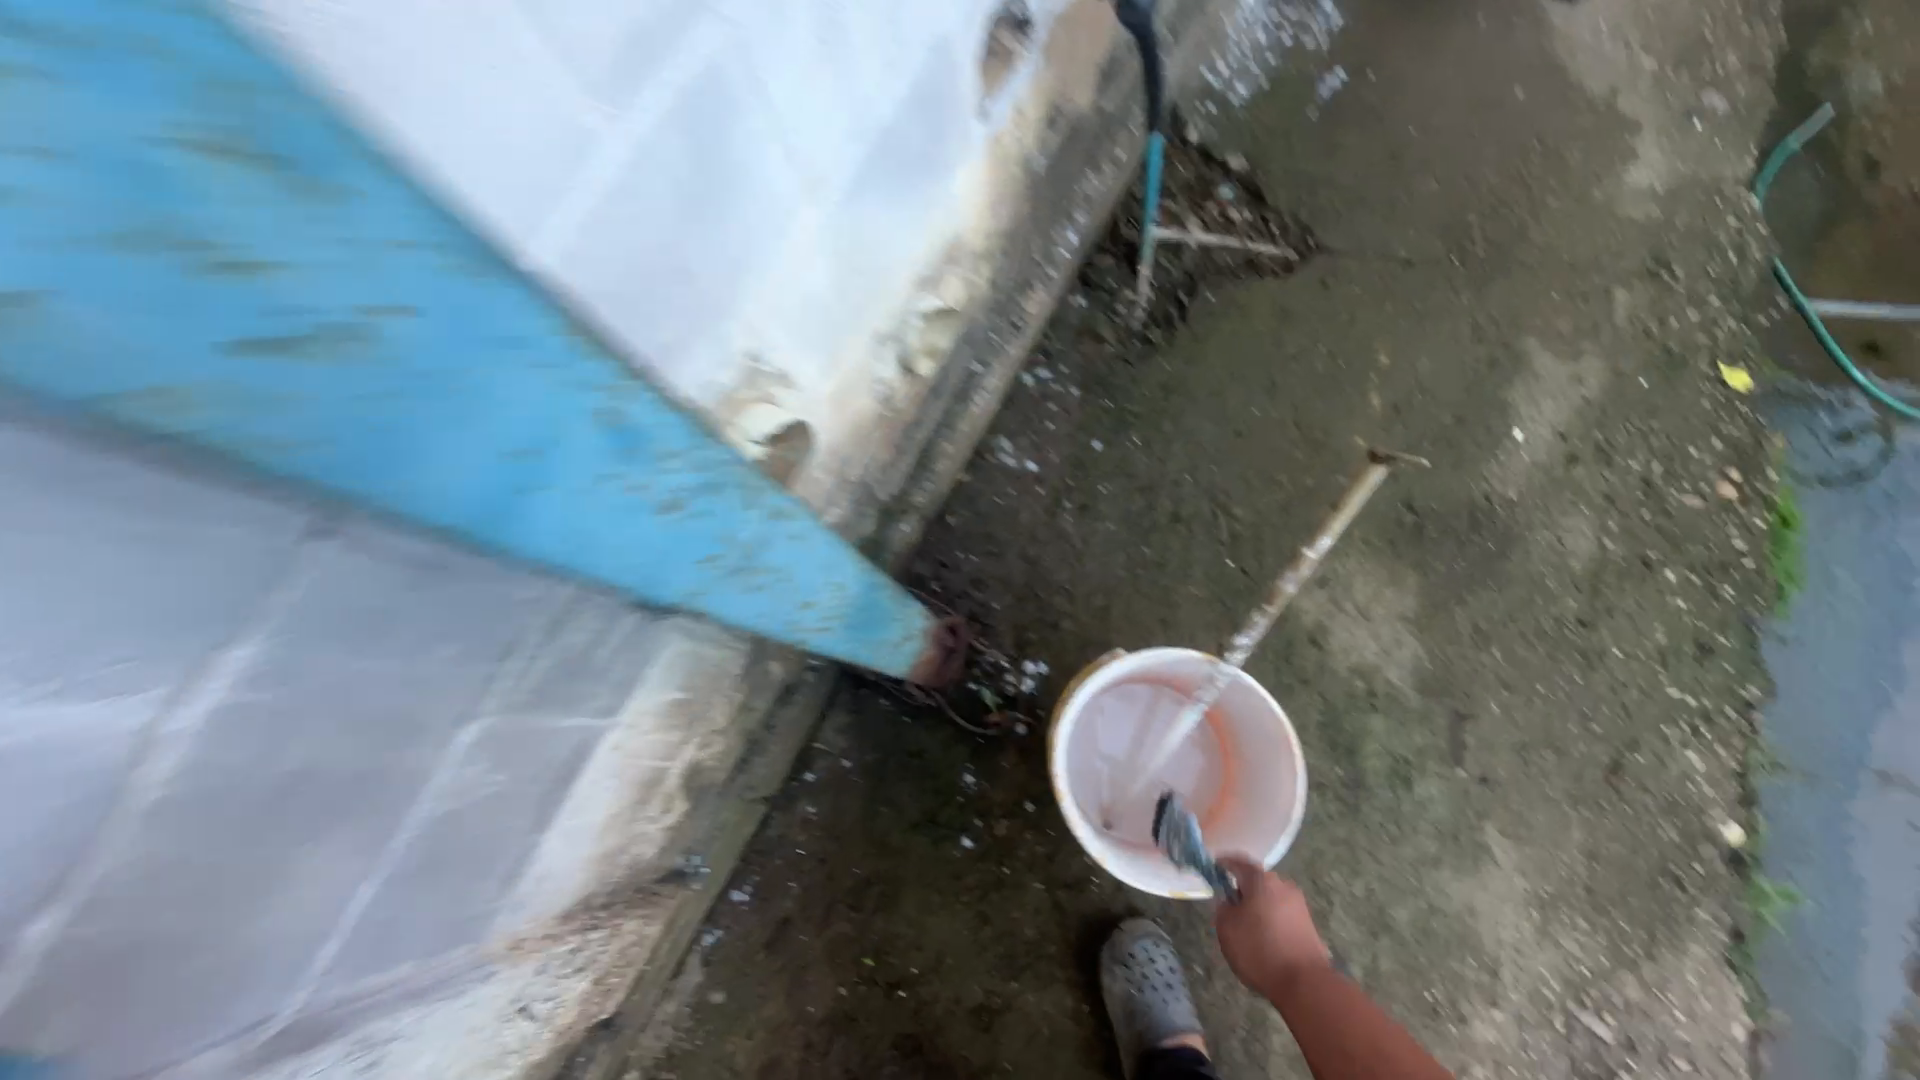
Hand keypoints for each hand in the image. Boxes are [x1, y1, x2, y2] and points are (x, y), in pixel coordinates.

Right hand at [1214, 855, 1332, 999]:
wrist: (1305, 983)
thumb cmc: (1259, 949)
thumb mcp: (1226, 928)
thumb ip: (1223, 908)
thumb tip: (1230, 903)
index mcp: (1261, 880)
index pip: (1238, 862)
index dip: (1223, 864)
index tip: (1213, 869)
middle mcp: (1283, 886)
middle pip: (1257, 881)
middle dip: (1242, 890)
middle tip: (1229, 907)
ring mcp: (1299, 905)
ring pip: (1270, 898)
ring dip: (1258, 907)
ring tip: (1246, 928)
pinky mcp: (1309, 925)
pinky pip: (1282, 915)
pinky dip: (1271, 921)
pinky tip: (1265, 940)